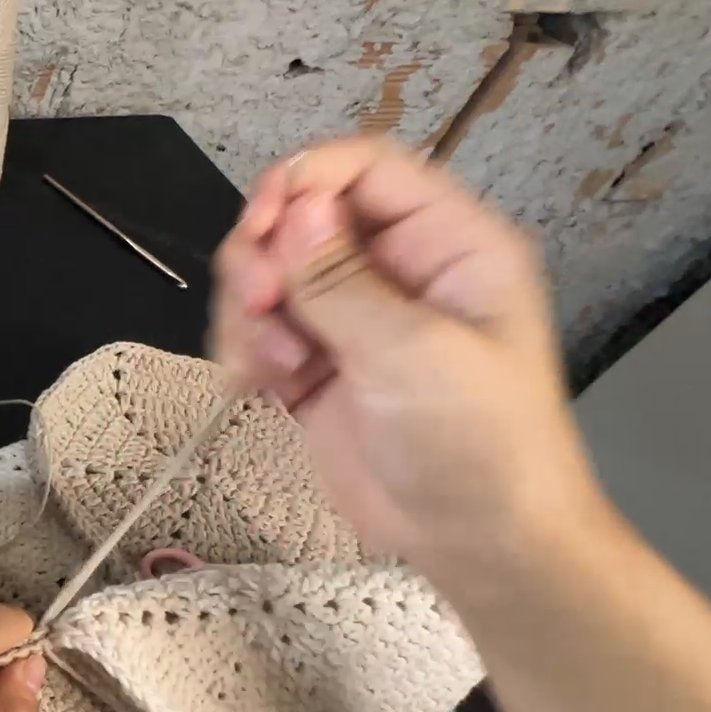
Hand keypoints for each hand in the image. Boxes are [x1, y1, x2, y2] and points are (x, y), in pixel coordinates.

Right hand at [209, 136, 607, 586]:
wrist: (466, 540)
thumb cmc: (472, 443)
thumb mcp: (412, 355)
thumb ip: (341, 281)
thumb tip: (291, 209)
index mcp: (442, 246)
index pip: (361, 171)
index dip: (299, 184)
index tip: (256, 230)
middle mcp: (387, 270)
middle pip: (292, 223)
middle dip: (260, 264)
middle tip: (258, 312)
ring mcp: (342, 317)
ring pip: (261, 278)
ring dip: (245, 318)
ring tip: (270, 368)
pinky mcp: (305, 360)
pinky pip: (249, 330)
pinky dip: (238, 353)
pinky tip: (254, 389)